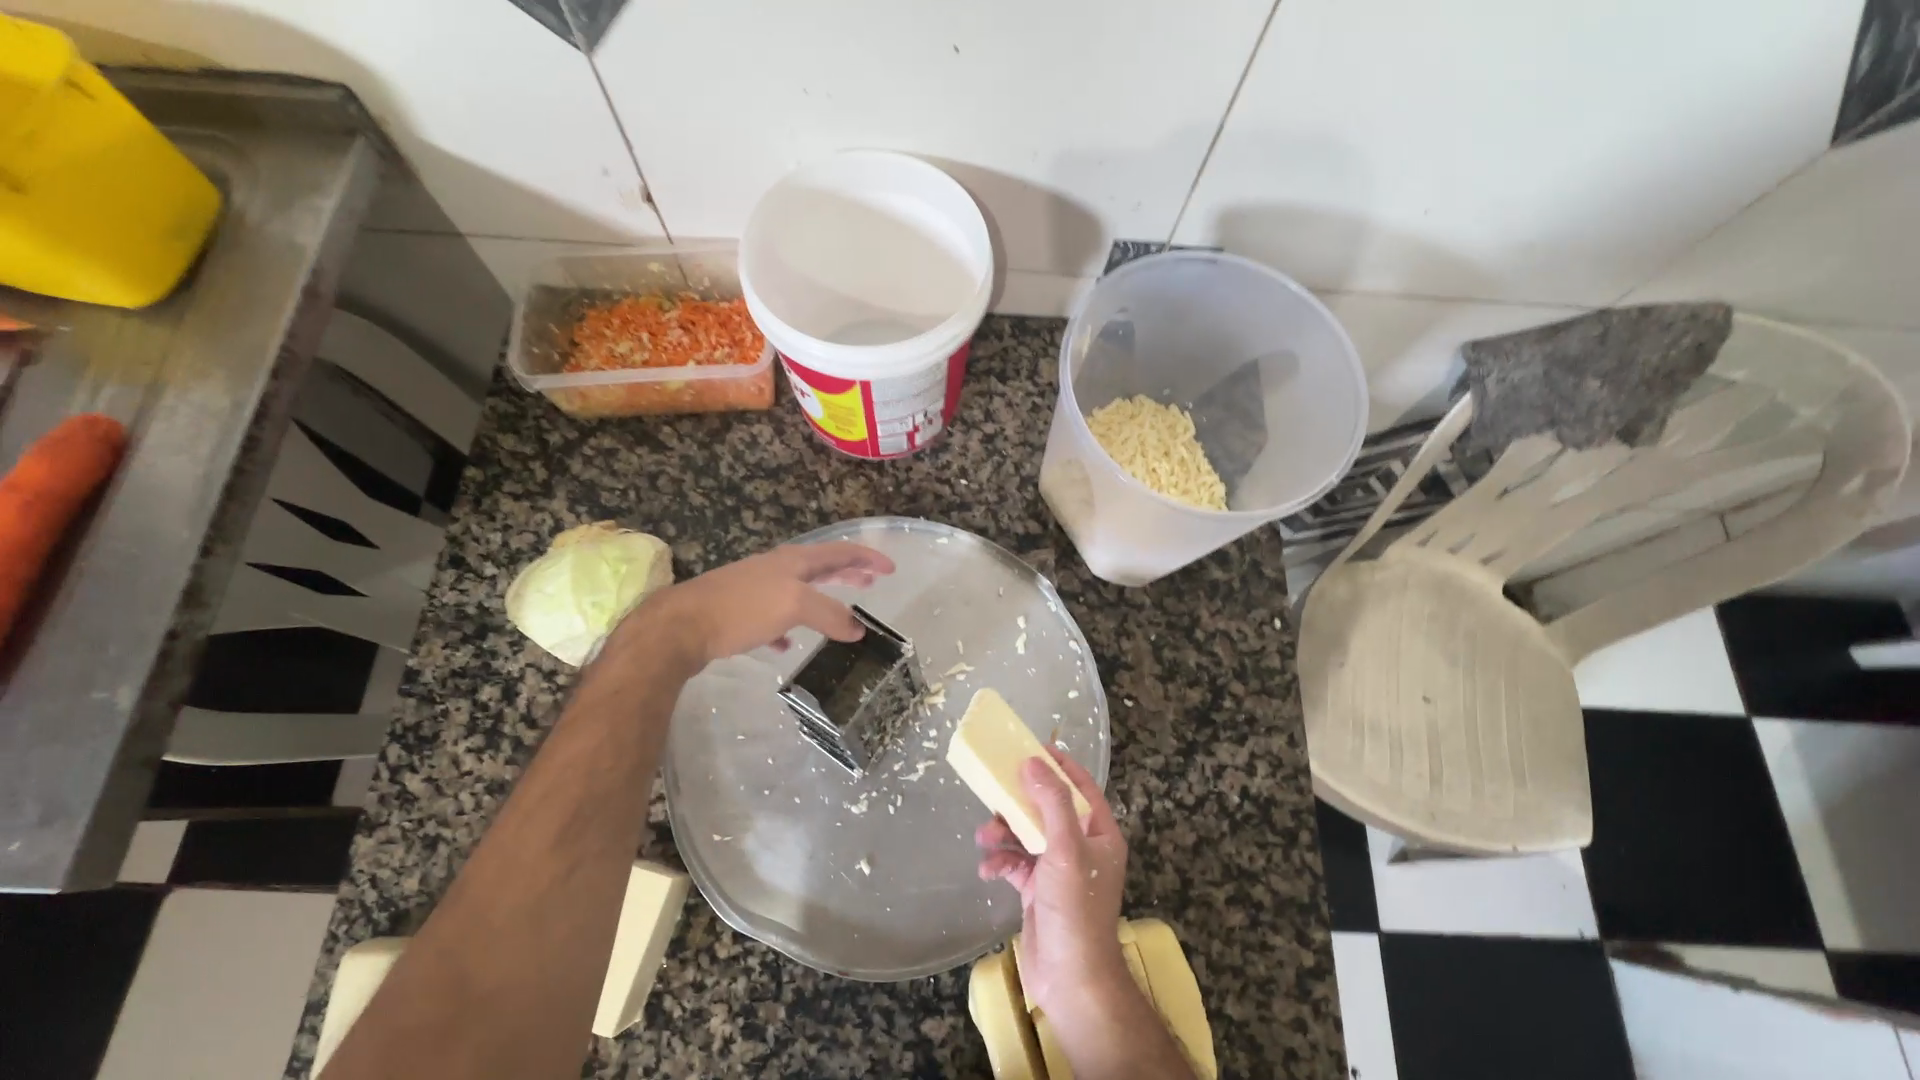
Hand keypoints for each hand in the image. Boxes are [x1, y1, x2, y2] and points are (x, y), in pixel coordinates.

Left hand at [614, 541, 894, 668]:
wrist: (680, 626)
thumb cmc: (741, 609)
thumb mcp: (794, 606)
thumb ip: (830, 614)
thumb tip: (857, 628)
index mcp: (793, 561)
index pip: (839, 552)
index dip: (867, 558)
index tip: (891, 569)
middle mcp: (775, 568)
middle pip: (820, 567)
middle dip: (847, 574)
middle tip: (871, 583)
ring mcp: (754, 589)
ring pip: (797, 590)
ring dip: (822, 599)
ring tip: (838, 615)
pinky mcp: (737, 612)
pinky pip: (772, 616)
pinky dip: (787, 626)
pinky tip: (786, 644)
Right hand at [974, 747, 1129, 1018]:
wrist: (1071, 977)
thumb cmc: (1076, 909)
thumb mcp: (1066, 849)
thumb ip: (1051, 802)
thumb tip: (1033, 762)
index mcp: (1100, 833)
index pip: (1081, 788)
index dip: (1060, 766)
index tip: (1033, 747)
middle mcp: (1081, 847)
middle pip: (1047, 809)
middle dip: (1019, 803)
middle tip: (995, 792)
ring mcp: (1058, 870)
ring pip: (1026, 836)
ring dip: (1003, 833)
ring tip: (984, 838)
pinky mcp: (1038, 890)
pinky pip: (1015, 864)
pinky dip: (999, 862)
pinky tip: (987, 869)